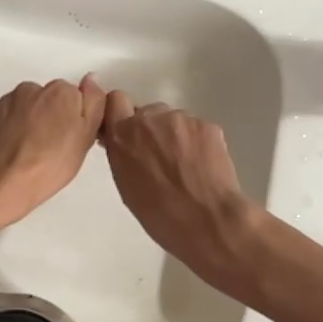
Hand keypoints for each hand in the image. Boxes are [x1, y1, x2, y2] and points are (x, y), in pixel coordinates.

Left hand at [0, 76, 107, 226]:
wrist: (1, 181)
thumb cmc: (50, 164)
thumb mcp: (85, 138)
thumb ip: (93, 104)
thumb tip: (90, 79)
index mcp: (62, 90)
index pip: (77, 96)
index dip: (77, 118)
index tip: (73, 138)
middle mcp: (34, 87)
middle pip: (52, 98)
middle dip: (55, 116)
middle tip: (54, 146)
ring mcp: (10, 100)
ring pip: (31, 106)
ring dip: (34, 120)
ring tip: (33, 149)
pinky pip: (13, 116)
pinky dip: (16, 127)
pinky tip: (17, 148)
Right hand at [99, 92, 261, 295]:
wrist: (208, 220)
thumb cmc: (159, 213)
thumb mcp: (126, 184)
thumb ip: (122, 154)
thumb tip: (125, 144)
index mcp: (123, 135)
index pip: (115, 101)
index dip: (121, 113)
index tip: (127, 131)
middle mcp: (150, 118)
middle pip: (148, 113)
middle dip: (151, 131)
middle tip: (161, 158)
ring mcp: (181, 119)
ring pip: (174, 121)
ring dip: (175, 136)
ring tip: (186, 167)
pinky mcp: (208, 125)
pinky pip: (196, 129)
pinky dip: (197, 143)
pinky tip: (203, 167)